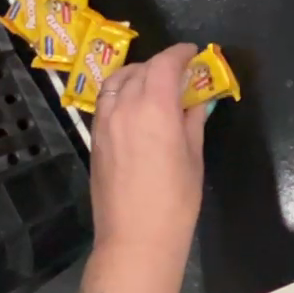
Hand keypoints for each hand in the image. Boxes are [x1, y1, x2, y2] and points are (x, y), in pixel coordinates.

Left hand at [89, 43, 210, 259]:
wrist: (136, 239)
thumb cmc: (176, 202)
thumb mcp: (193, 158)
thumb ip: (193, 121)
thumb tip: (197, 101)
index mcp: (154, 108)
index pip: (165, 64)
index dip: (180, 54)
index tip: (193, 53)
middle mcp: (124, 107)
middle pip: (141, 69)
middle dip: (162, 64)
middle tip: (181, 72)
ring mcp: (105, 122)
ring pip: (118, 81)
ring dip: (137, 74)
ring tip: (155, 84)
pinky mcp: (95, 138)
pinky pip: (106, 101)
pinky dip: (121, 92)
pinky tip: (136, 106)